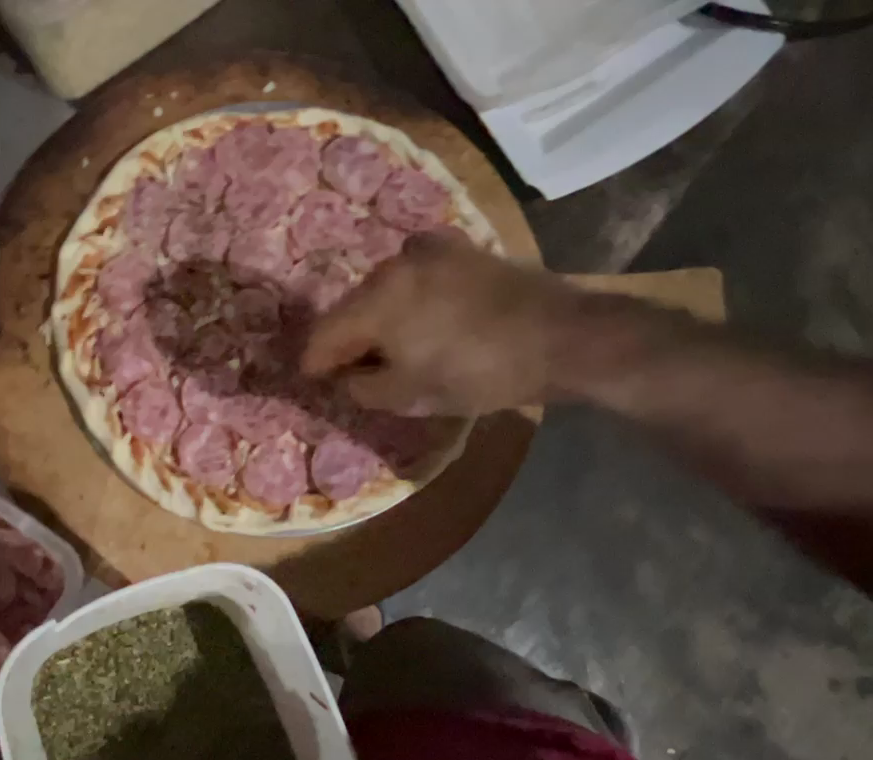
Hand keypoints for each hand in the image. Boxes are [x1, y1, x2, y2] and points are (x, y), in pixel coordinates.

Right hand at [300, 231, 590, 415]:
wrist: (560, 337)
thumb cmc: (477, 373)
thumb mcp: (409, 396)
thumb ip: (362, 387)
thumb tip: (347, 377)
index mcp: (375, 300)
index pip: (325, 334)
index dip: (315, 363)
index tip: (312, 381)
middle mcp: (394, 265)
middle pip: (352, 307)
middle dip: (347, 339)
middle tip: (349, 370)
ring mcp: (431, 251)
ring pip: (384, 289)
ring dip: (378, 318)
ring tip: (387, 347)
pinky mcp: (461, 251)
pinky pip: (417, 276)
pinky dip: (408, 298)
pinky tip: (420, 317)